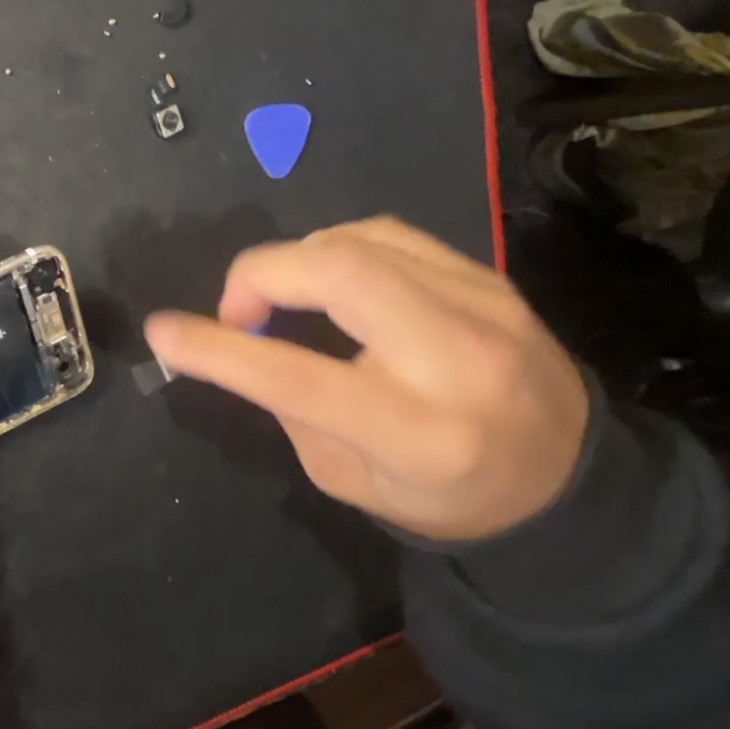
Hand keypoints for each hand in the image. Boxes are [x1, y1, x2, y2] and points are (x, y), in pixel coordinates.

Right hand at [144, 217, 588, 541]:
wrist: (567, 478)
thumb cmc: (440, 493)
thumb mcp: (347, 478)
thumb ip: (290, 409)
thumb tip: (240, 343)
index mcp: (417, 434)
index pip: (297, 379)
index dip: (217, 349)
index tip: (162, 332)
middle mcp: (459, 361)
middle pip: (342, 274)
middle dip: (260, 274)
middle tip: (238, 310)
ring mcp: (485, 308)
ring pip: (361, 242)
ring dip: (295, 261)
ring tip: (282, 299)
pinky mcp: (491, 278)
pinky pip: (389, 235)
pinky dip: (335, 249)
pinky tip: (327, 280)